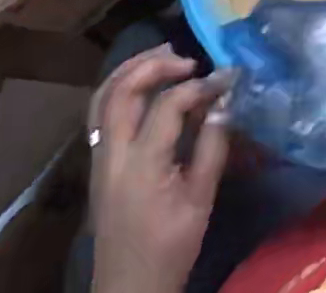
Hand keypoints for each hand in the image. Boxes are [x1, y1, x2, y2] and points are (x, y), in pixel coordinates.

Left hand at [89, 45, 231, 292]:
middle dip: (155, 65)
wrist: (128, 291)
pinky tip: (144, 84)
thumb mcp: (200, 201)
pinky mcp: (98, 162)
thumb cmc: (169, 249)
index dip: (200, 87)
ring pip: (104, 96)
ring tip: (164, 56)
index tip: (227, 81)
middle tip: (189, 60)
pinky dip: (121, 87)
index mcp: (140, 165)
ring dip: (132, 69)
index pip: (168, 105)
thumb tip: (226, 103)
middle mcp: (112, 154)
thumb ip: (213, 147)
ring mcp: (99, 157)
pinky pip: (102, 111)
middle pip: (123, 90)